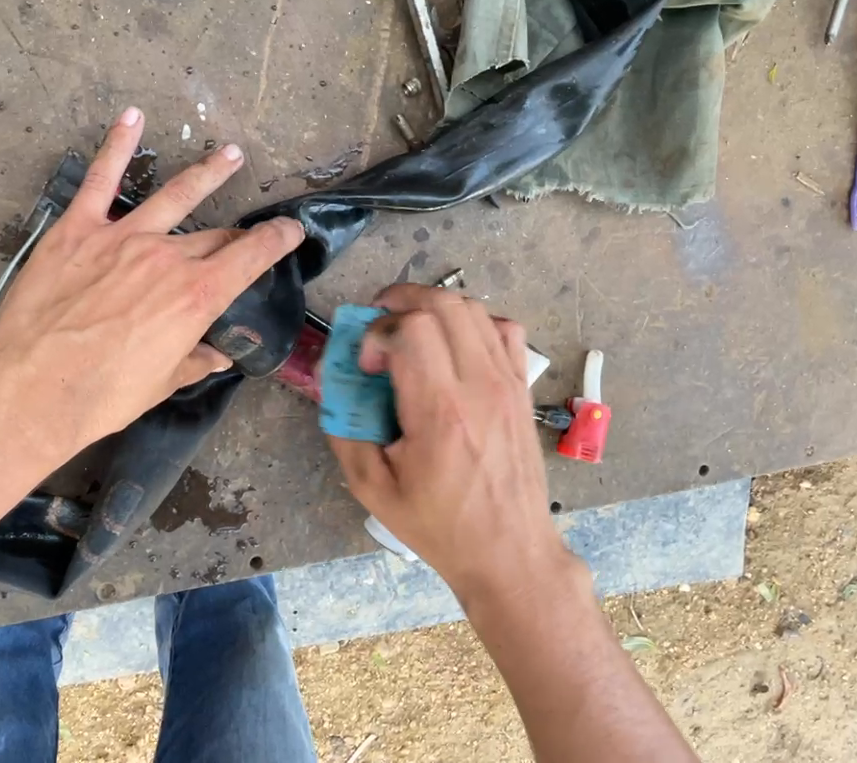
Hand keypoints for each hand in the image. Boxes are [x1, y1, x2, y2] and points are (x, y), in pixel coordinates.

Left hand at [0, 107, 304, 456]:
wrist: (32, 389)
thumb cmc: (102, 396)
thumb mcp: (160, 384)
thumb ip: (194, 361)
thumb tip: (219, 355)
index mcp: (195, 296)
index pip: (250, 256)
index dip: (277, 240)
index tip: (291, 231)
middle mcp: (167, 257)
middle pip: (212, 235)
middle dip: (236, 234)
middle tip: (246, 232)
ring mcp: (122, 236)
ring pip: (175, 194)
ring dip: (207, 172)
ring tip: (230, 154)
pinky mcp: (78, 229)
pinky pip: (101, 179)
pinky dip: (117, 146)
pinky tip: (132, 118)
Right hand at [326, 284, 568, 603]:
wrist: (509, 554)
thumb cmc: (438, 525)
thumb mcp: (371, 487)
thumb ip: (345, 428)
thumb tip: (334, 382)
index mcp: (439, 411)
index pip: (409, 329)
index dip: (376, 333)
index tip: (368, 366)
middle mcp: (479, 385)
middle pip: (441, 303)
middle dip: (399, 303)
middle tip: (377, 327)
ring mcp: (508, 383)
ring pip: (471, 308)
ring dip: (432, 307)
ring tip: (409, 332)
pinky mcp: (522, 388)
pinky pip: (504, 328)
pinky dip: (472, 322)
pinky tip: (452, 345)